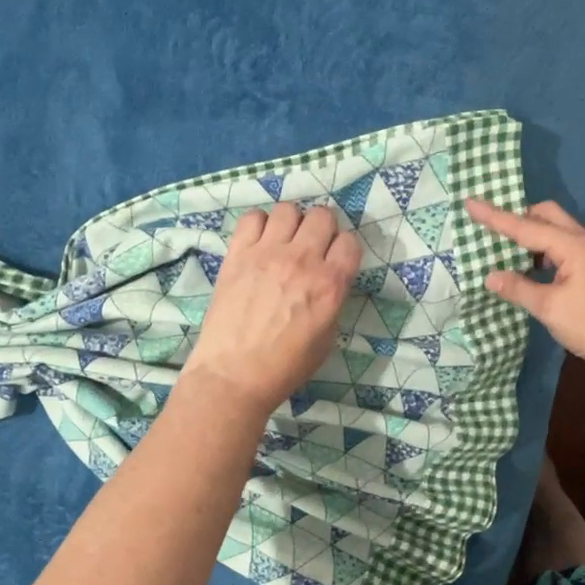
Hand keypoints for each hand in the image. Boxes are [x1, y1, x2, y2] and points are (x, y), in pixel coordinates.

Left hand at [183, 202, 361, 413]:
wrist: (234, 374)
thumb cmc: (285, 367)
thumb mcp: (327, 339)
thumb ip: (332, 302)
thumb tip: (326, 284)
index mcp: (330, 284)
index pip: (349, 242)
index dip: (345, 250)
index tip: (336, 261)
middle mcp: (302, 260)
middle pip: (323, 216)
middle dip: (323, 229)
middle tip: (312, 248)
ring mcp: (267, 253)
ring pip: (289, 209)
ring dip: (292, 223)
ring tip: (284, 242)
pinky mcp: (237, 254)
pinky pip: (253, 217)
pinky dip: (260, 225)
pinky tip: (259, 243)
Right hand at [466, 199, 584, 371]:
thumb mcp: (549, 308)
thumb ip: (518, 288)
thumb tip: (490, 276)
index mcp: (572, 246)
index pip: (526, 227)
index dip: (495, 217)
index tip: (470, 202)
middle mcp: (583, 242)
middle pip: (546, 215)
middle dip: (519, 217)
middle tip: (494, 231)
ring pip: (555, 231)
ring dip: (531, 235)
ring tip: (507, 251)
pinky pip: (562, 247)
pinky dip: (543, 251)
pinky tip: (531, 269)